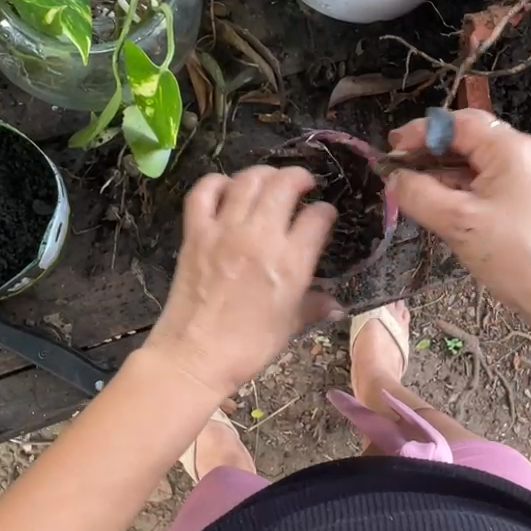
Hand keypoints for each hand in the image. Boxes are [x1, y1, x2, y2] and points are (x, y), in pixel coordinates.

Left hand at [144, 167, 341, 400]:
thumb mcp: (289, 326)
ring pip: (248, 180)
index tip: (325, 214)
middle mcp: (260, 237)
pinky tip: (226, 188)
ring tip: (270, 181)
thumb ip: (313, 306)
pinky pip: (204, 192)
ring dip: (264, 174)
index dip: (326, 212)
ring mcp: (224, 230)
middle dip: (300, 177)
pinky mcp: (196, 233)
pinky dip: (216, 182)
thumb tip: (335, 304)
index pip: (317, 218)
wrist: (194, 356)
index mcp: (290, 263)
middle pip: (284, 185)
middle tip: (303, 183)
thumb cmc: (248, 347)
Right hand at [387, 110, 530, 320]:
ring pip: (472, 159)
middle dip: (429, 149)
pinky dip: (456, 184)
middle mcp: (520, 152)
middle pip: (466, 136)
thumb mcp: (456, 222)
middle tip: (396, 164)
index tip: (391, 149)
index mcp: (510, 149)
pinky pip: (482, 178)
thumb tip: (392, 179)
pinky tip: (432, 197)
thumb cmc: (510, 254)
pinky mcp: (522, 194)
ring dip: (440, 168)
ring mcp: (524, 173)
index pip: (458, 123)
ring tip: (408, 183)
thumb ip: (418, 193)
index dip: (421, 131)